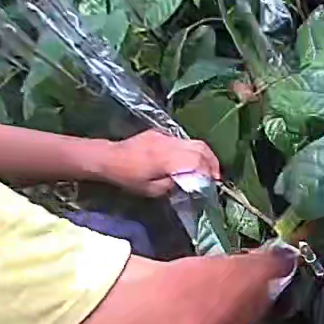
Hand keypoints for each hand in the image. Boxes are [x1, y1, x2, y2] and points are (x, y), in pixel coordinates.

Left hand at [85, 131, 220, 196]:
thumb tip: (188, 181)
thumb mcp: (151, 190)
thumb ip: (172, 184)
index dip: (209, 171)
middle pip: (201, 147)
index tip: (214, 182)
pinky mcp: (160, 133)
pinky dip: (192, 150)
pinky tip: (189, 160)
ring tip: (207, 168)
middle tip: (216, 175)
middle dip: (212, 161)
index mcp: (167, 159)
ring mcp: (165, 136)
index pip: (197, 160)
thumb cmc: (127, 177)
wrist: (107, 157)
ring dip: (204, 155)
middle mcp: (169, 144)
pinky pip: (183, 140)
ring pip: (194, 142)